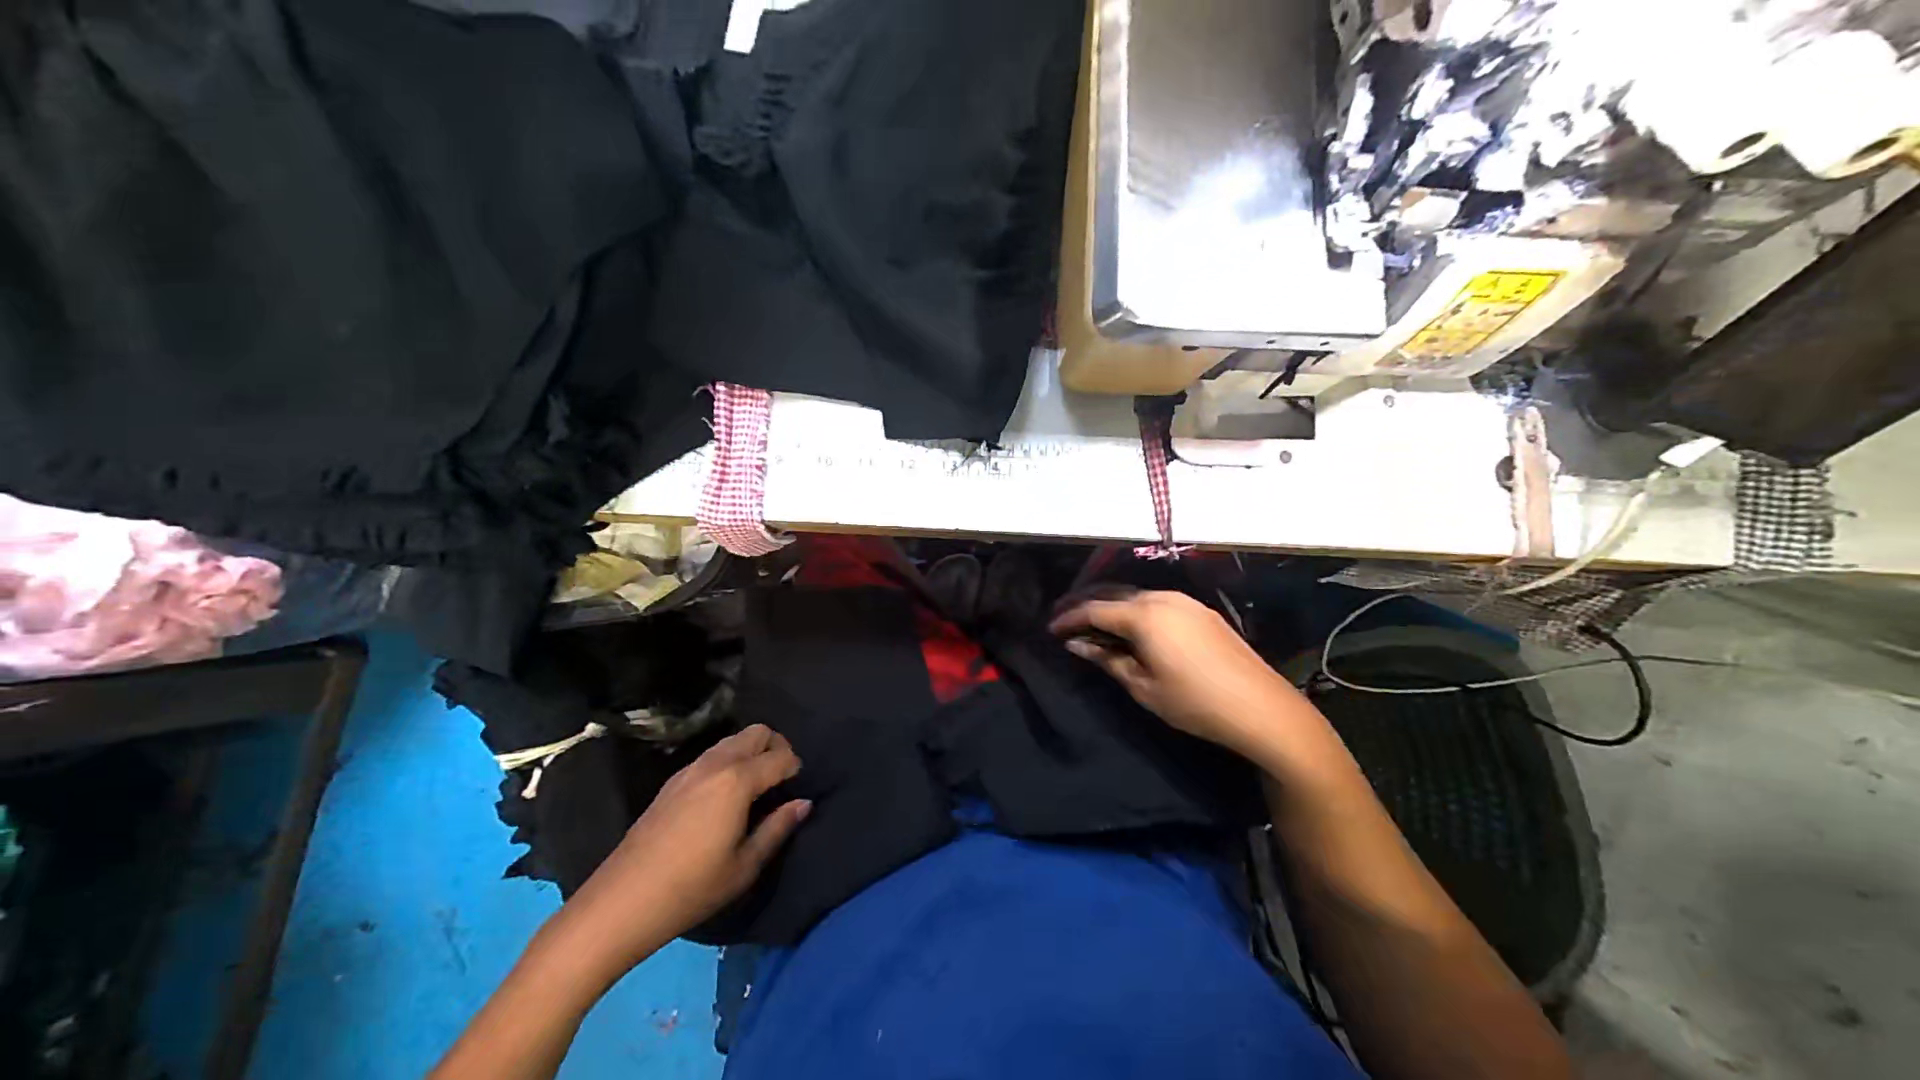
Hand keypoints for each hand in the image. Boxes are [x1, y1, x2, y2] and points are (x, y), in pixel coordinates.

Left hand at [554, 725, 811, 974]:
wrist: (622, 901)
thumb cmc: (692, 888)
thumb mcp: (745, 866)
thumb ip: (777, 828)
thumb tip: (803, 803)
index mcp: (737, 780)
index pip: (781, 756)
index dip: (796, 769)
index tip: (798, 790)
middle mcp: (715, 763)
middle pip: (756, 732)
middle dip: (776, 747)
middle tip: (780, 781)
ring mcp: (689, 769)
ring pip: (732, 739)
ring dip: (751, 752)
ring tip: (756, 788)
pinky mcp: (672, 782)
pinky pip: (712, 754)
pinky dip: (729, 761)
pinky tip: (726, 795)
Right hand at [1050, 589, 1307, 759]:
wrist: (1260, 707)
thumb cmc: (1194, 702)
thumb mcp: (1142, 686)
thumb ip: (1106, 659)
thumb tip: (1076, 644)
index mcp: (1143, 615)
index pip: (1094, 608)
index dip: (1069, 618)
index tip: (1051, 630)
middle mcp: (1163, 597)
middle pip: (1113, 593)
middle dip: (1085, 604)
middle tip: (1064, 620)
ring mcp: (1186, 601)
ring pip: (1136, 595)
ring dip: (1111, 605)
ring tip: (1093, 624)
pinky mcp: (1201, 611)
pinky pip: (1157, 601)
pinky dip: (1135, 609)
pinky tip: (1130, 626)